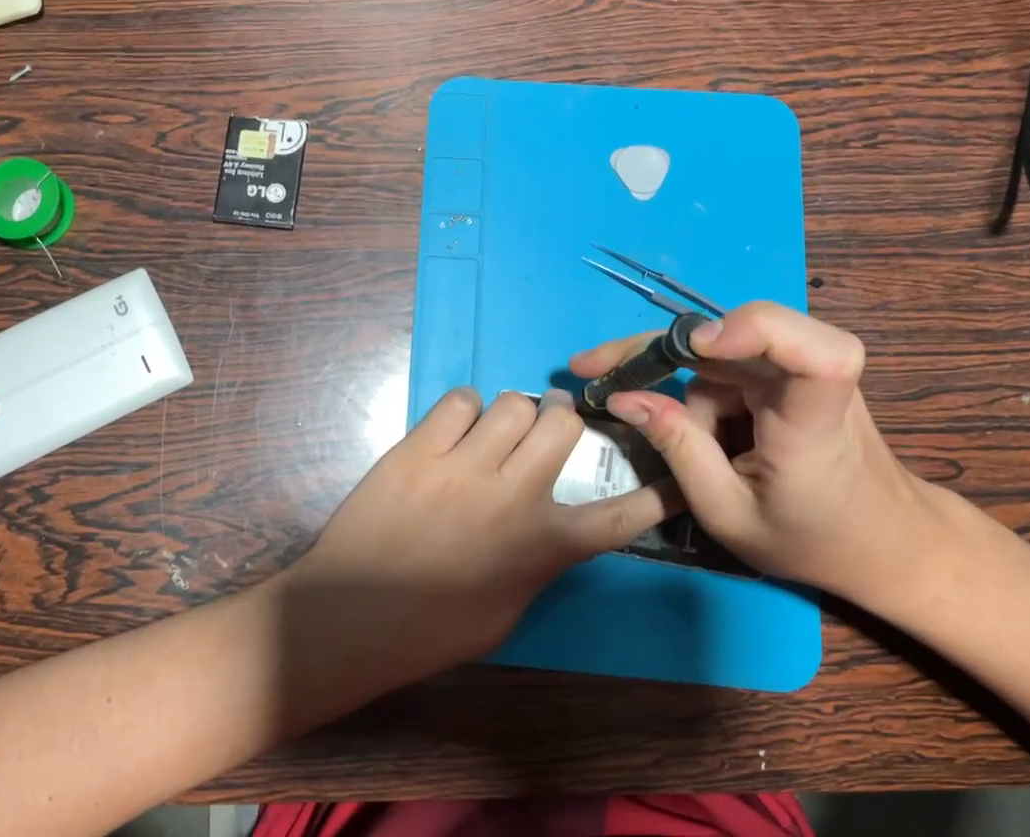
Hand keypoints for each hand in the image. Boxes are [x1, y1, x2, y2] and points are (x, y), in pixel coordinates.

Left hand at [286, 387, 680, 682]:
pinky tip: (453, 428)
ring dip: (513, 412)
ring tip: (495, 426)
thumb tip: (544, 528)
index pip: (621, 515)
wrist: (355, 615)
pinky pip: (458, 401)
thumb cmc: (435, 629)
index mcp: (545, 546)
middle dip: (563, 417)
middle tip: (549, 423)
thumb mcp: (508, 610)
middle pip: (562, 425)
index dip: (655, 493)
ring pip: (513, 403)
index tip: (673, 476)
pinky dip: (464, 409)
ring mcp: (464, 466)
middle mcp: (515, 496)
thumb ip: (537, 562)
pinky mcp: (418, 448)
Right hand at [569, 302, 935, 603]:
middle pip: (731, 335)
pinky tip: (687, 429)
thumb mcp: (728, 511)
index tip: (696, 345)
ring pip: (714, 355)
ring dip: (676, 386)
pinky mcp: (787, 375)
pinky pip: (723, 368)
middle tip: (590, 367)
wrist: (884, 540)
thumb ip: (678, 450)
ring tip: (658, 433)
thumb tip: (623, 396)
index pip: (817, 354)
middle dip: (655, 349)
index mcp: (812, 425)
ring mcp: (799, 373)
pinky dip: (692, 392)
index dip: (756, 330)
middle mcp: (811, 383)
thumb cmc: (813, 539)